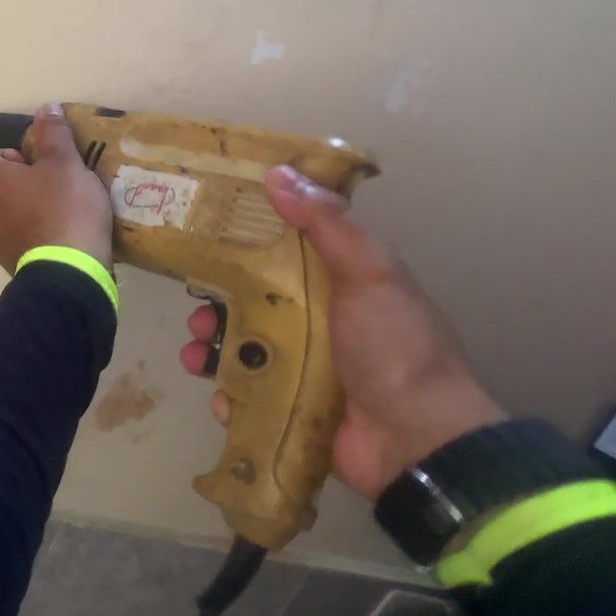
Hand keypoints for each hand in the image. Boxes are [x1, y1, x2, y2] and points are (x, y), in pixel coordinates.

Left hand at [0, 104, 111, 273]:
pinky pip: (16, 235)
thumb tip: (46, 108)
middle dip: (22, 181)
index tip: (41, 163)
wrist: (67, 271)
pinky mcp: (4, 259)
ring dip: (26, 207)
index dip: (15, 155)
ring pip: (5, 211)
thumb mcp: (64, 162)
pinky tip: (58, 234)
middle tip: (56, 184)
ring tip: (61, 210)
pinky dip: (31, 231)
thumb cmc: (62, 207)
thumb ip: (53, 134)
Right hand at [179, 165, 505, 499]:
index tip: (202, 238)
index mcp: (335, 286)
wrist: (419, 441)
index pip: (278, 255)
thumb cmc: (397, 350)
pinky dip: (226, 391)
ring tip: (196, 355)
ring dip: (209, 348)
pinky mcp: (286, 404)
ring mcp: (299, 365)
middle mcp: (314, 321)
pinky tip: (219, 393)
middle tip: (196, 313)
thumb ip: (328, 227)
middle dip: (213, 306)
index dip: (240, 245)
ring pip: (237, 345)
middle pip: (246, 303)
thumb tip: (280, 173)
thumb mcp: (371, 276)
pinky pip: (243, 391)